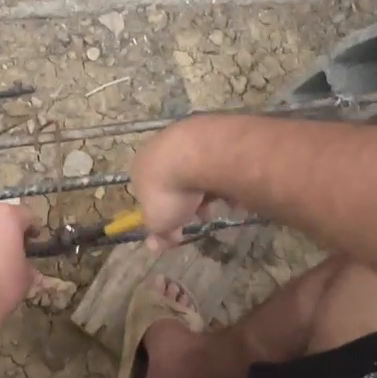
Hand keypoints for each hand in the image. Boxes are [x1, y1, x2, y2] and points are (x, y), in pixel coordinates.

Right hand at [131, 122, 218, 249]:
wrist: (198, 153)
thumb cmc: (169, 190)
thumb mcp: (159, 222)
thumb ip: (158, 234)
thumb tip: (154, 247)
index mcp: (140, 167)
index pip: (149, 192)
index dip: (164, 212)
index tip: (179, 225)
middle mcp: (159, 147)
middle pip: (175, 179)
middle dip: (190, 201)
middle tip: (204, 215)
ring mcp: (185, 136)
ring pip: (198, 168)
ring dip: (210, 188)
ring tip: (225, 204)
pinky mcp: (211, 130)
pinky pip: (218, 159)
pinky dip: (226, 174)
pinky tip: (236, 187)